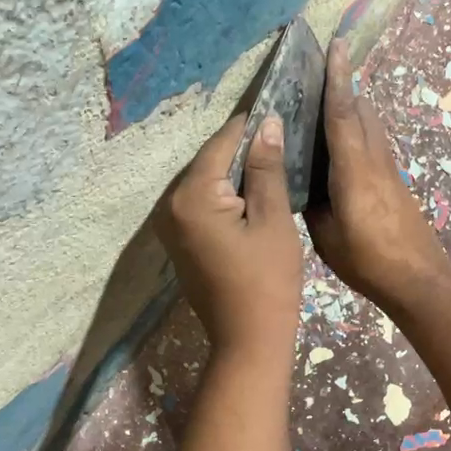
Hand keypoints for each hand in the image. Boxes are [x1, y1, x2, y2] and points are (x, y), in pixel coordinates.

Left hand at [155, 111, 304, 356]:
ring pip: (205, 181)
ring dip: (235, 171)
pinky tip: (252, 193)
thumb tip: (268, 124)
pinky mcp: (177, 241)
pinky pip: (201, 203)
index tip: (279, 109)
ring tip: (272, 160)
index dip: (251, 125)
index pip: (222, 143)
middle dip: (243, 148)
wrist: (248, 340)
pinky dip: (224, 194)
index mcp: (191, 196)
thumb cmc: (268, 281)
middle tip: (281, 135)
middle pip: (209, 161)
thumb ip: (266, 169)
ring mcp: (169, 226)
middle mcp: (169, 205)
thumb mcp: (273, 220)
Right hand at [306, 39, 450, 309]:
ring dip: (351, 107)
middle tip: (319, 66)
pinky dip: (356, 129)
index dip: (336, 78)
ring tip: (325, 100)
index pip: (342, 113)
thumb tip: (302, 178)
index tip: (335, 44)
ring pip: (370, 125)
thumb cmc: (367, 259)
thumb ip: (313, 201)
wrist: (418, 278)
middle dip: (343, 85)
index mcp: (353, 169)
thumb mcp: (326, 234)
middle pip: (361, 110)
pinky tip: (340, 142)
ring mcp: (388, 169)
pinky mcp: (394, 181)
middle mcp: (374, 159)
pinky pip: (371, 142)